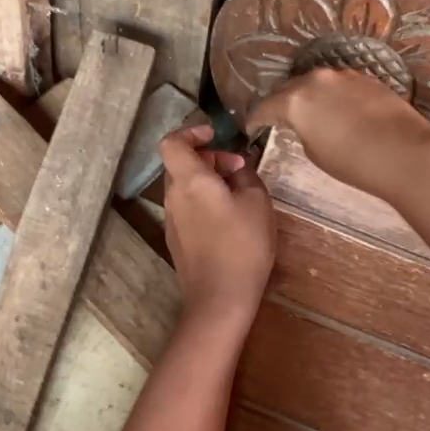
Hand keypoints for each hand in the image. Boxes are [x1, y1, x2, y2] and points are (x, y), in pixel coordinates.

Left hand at [159, 124, 274, 330]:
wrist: (220, 298)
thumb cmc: (242, 245)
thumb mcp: (257, 202)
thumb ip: (246, 176)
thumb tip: (238, 168)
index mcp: (189, 180)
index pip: (172, 142)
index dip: (191, 132)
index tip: (216, 136)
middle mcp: (173, 197)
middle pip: (181, 164)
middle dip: (209, 158)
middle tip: (239, 169)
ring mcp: (172, 220)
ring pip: (185, 187)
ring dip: (209, 181)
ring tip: (240, 194)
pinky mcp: (177, 240)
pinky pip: (188, 208)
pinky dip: (205, 202)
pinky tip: (231, 219)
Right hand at [244, 69, 429, 201]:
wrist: (405, 153)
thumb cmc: (353, 161)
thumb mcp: (314, 152)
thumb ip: (301, 130)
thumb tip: (303, 123)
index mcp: (295, 99)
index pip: (264, 107)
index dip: (255, 120)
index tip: (252, 130)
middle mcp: (316, 79)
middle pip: (288, 88)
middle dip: (280, 103)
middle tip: (277, 120)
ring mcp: (344, 75)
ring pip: (316, 83)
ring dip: (308, 96)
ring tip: (309, 114)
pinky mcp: (367, 78)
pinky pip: (339, 85)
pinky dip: (332, 96)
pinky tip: (338, 112)